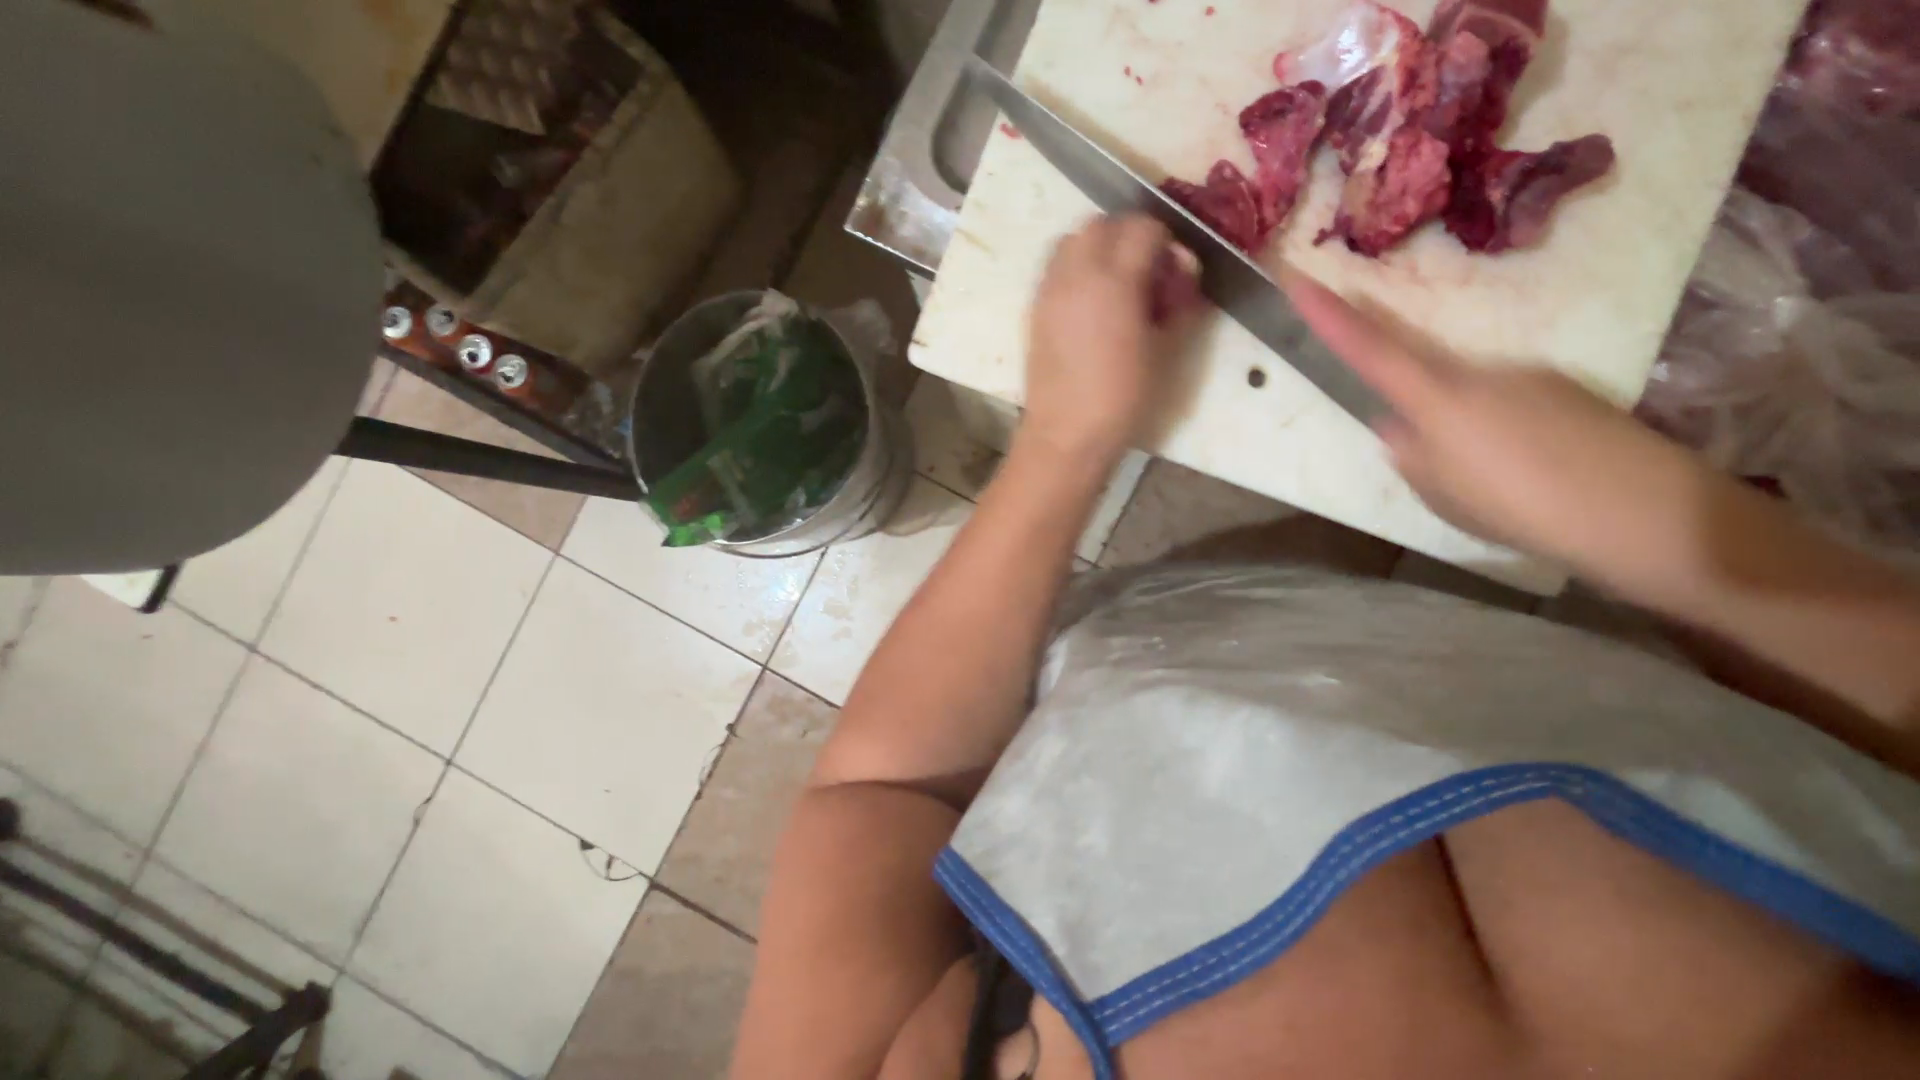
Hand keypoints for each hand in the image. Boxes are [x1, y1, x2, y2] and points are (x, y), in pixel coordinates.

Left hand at [1023, 214, 1195, 465]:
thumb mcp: (1166, 350)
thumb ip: (1180, 300)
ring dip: (1096, 245)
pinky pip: (1054, 267)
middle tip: (1147, 267)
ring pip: (1070, 239)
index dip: (1165, 238)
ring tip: (1116, 279)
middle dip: (1127, 234)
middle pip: (1101, 224)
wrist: (1066, 434)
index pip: (1143, 227)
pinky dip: (1074, 267)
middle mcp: (1076, 274)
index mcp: (1114, 280)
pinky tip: (1091, 300)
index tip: (1176, 265)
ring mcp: (1049, 289)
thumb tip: (1185, 268)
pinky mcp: (1033, 308)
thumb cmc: (1123, 398)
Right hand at [1283, 268, 1708, 570]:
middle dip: (1401, 386)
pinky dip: (1499, 430)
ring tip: (1485, 478)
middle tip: (1414, 434)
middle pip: (1419, 364)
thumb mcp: (1443, 494)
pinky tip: (1522, 470)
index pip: (1369, 349)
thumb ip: (1411, 454)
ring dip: (1459, 424)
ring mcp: (1527, 373)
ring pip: (1467, 390)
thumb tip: (1399, 426)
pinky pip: (1507, 400)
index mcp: (1437, 398)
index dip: (1329, 315)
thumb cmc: (1521, 509)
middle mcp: (1479, 371)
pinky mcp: (1564, 388)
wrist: (1642, 509)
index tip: (1298, 279)